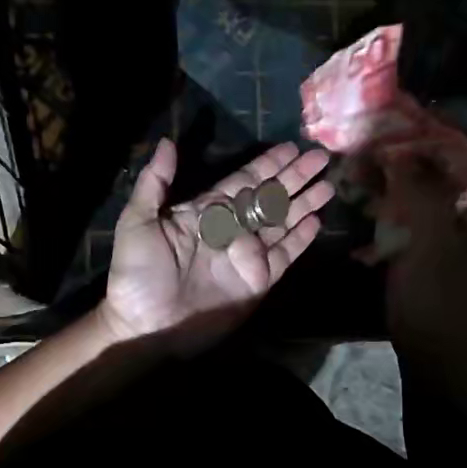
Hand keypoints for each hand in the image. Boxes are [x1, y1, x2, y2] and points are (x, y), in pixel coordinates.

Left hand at [100, 138, 334, 351]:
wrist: (147, 326)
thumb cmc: (138, 273)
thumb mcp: (138, 222)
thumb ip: (155, 182)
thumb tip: (167, 141)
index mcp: (206, 211)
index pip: (244, 180)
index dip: (268, 164)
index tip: (292, 147)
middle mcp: (231, 229)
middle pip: (269, 197)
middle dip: (294, 178)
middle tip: (321, 157)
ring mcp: (246, 255)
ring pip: (282, 222)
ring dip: (304, 203)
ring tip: (328, 185)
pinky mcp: (257, 281)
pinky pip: (284, 255)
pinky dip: (300, 239)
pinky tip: (316, 221)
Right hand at [378, 151, 466, 349]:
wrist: (434, 351)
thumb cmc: (436, 292)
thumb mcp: (429, 236)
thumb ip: (418, 190)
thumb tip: (396, 149)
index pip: (460, 160)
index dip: (425, 143)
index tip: (389, 133)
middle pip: (438, 180)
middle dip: (402, 168)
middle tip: (367, 156)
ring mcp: (453, 241)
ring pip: (420, 203)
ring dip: (392, 193)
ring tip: (360, 181)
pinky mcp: (431, 259)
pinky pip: (410, 227)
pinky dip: (390, 220)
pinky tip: (366, 218)